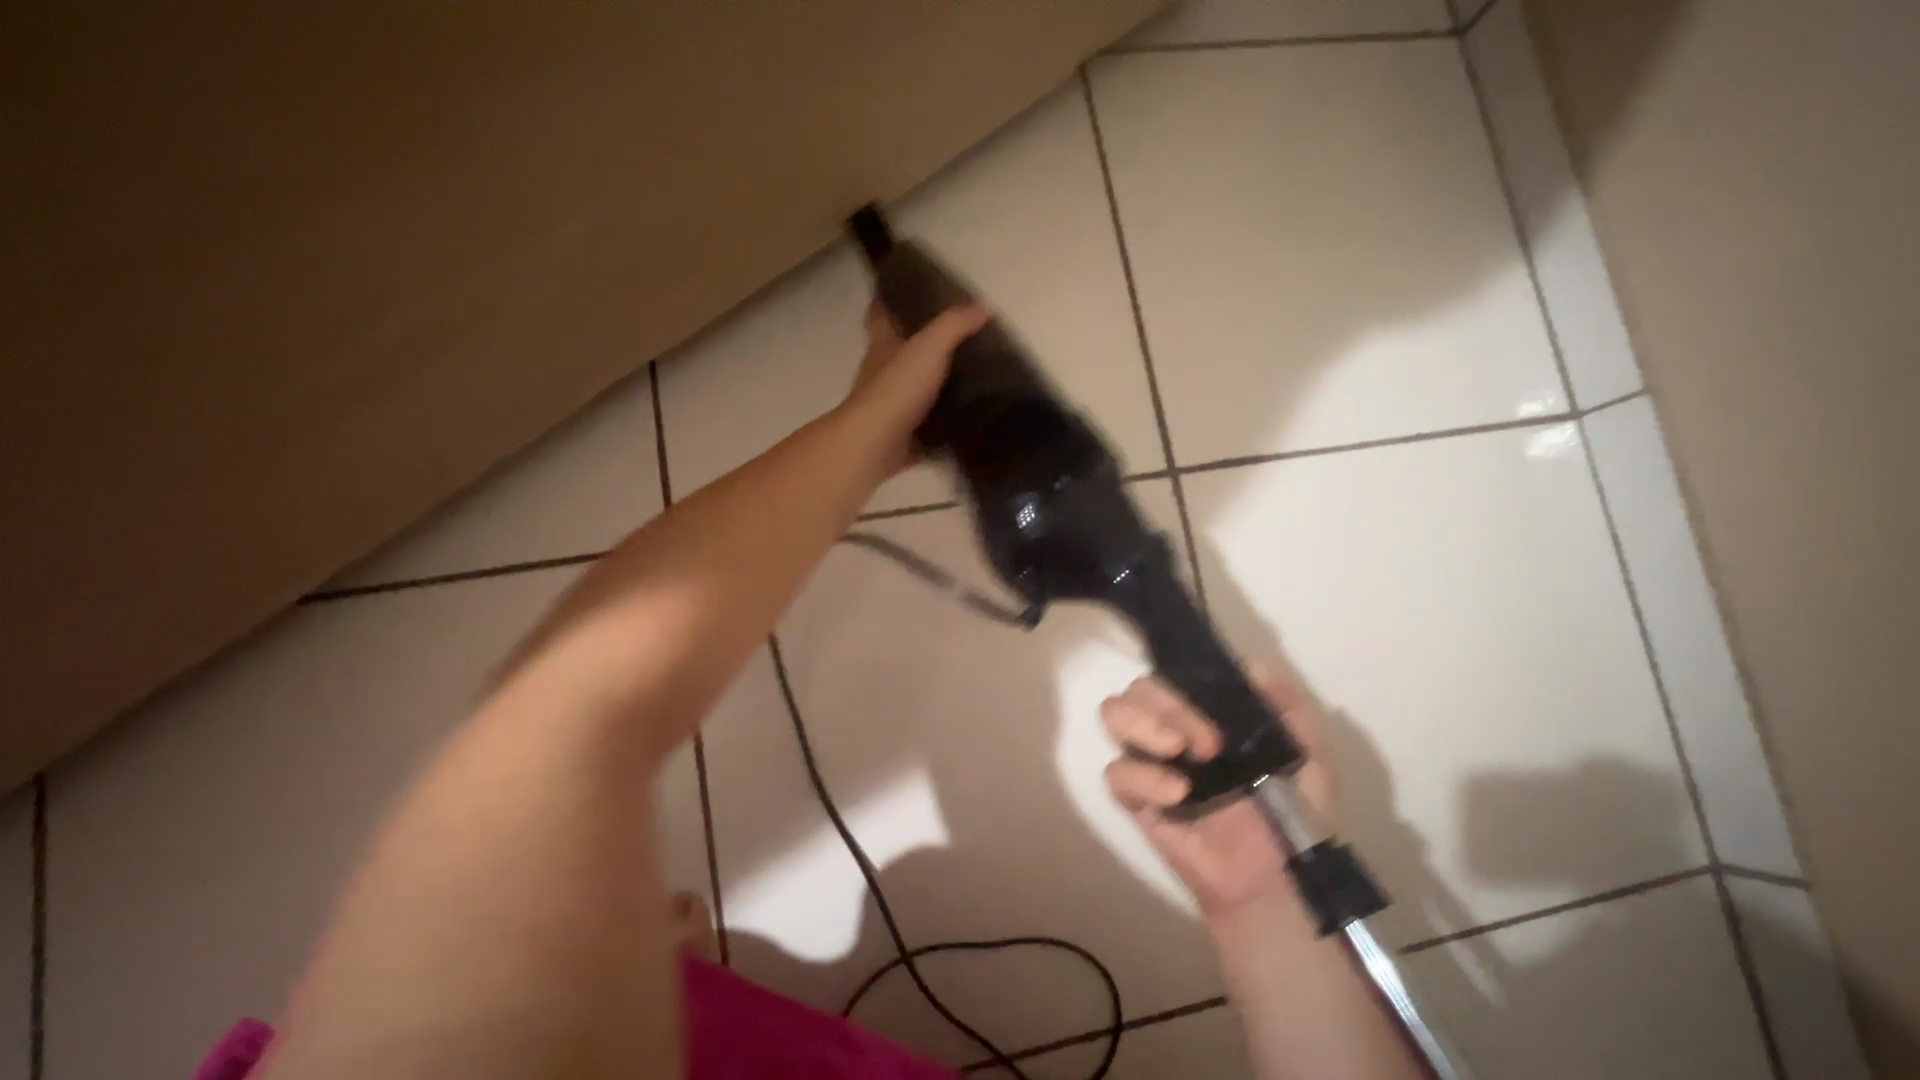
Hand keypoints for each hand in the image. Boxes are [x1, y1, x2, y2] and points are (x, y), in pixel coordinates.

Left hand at [838, 301, 989, 474]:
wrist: (876, 445)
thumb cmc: (897, 388)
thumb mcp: (929, 347)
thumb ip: (955, 325)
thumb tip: (984, 305)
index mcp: (883, 345)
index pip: (880, 313)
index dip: (889, 300)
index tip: (906, 290)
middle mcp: (884, 373)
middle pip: (901, 352)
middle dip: (922, 345)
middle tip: (960, 337)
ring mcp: (893, 407)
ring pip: (917, 389)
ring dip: (939, 385)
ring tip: (977, 376)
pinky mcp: (905, 436)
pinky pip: (930, 426)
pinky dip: (947, 423)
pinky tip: (972, 418)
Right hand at [1100, 665, 1334, 922]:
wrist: (1278, 880)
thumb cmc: (1296, 815)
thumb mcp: (1310, 754)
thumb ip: (1289, 706)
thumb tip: (1251, 666)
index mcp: (1208, 713)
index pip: (1176, 673)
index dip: (1187, 683)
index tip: (1220, 716)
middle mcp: (1173, 729)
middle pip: (1140, 688)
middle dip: (1168, 707)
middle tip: (1207, 746)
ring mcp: (1151, 762)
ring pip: (1114, 715)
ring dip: (1142, 724)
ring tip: (1177, 752)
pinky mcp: (1135, 800)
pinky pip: (1116, 772)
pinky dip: (1140, 775)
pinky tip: (1176, 794)